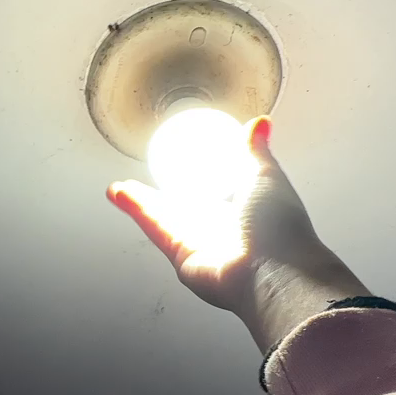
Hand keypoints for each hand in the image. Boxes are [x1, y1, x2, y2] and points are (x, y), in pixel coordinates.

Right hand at [108, 116, 369, 353]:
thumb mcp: (266, 177)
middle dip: (159, 191)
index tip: (174, 158)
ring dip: (138, 201)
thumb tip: (259, 123)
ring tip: (118, 187)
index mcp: (240, 205)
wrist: (269, 271)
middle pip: (179, 203)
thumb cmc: (277, 227)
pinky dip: (135, 209)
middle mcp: (216, 225)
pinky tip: (119, 194)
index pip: (211, 185)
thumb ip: (255, 152)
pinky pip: (153, 225)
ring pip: (161, 215)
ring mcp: (196, 239)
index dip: (192, 172)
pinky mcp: (178, 251)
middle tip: (138, 179)